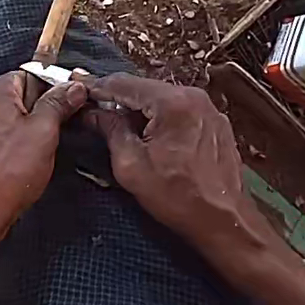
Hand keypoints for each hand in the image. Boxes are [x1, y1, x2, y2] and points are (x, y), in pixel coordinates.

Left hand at [0, 72, 87, 251]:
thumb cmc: (5, 173)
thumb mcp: (44, 131)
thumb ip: (60, 103)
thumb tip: (74, 86)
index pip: (34, 74)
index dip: (56, 89)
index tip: (73, 105)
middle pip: (23, 97)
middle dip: (44, 113)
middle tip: (60, 132)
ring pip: (14, 121)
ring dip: (32, 134)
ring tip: (42, 155)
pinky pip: (1, 141)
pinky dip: (16, 150)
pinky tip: (24, 168)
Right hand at [85, 74, 265, 262]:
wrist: (224, 220)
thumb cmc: (178, 196)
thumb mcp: (131, 166)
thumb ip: (111, 131)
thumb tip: (95, 113)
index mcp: (172, 102)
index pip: (126, 83)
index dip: (99, 85)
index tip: (79, 85)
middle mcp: (194, 96)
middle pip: (146, 88)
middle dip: (119, 98)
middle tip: (94, 106)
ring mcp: (208, 108)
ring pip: (164, 99)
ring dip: (141, 108)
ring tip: (117, 121)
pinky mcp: (216, 122)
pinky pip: (181, 110)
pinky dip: (162, 116)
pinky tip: (149, 133)